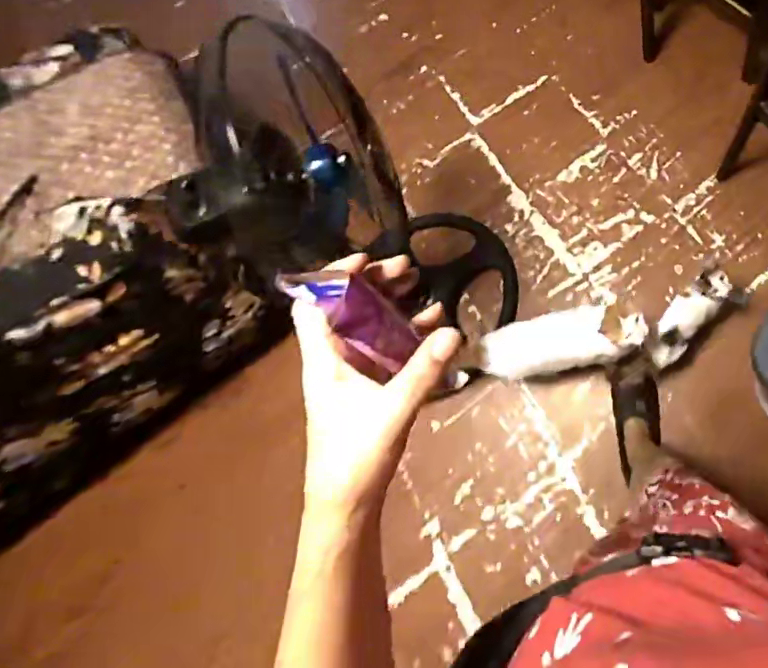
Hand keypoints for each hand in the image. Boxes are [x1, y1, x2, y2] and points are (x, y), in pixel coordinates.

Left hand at [292, 254, 460, 515]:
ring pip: (369, 323)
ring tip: (422, 285)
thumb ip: (422, 371)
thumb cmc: (354, 458)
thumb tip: (453, 329)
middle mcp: (335, 359)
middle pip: (347, 307)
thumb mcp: (391, 411)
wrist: (344, 507)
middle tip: (408, 267)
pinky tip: (433, 324)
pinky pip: (387, 345)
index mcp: (324, 360)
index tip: (368, 260)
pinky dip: (407, 329)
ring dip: (392, 302)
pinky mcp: (371, 386)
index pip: (314, 305)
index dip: (334, 277)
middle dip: (375, 283)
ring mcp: (354, 372)